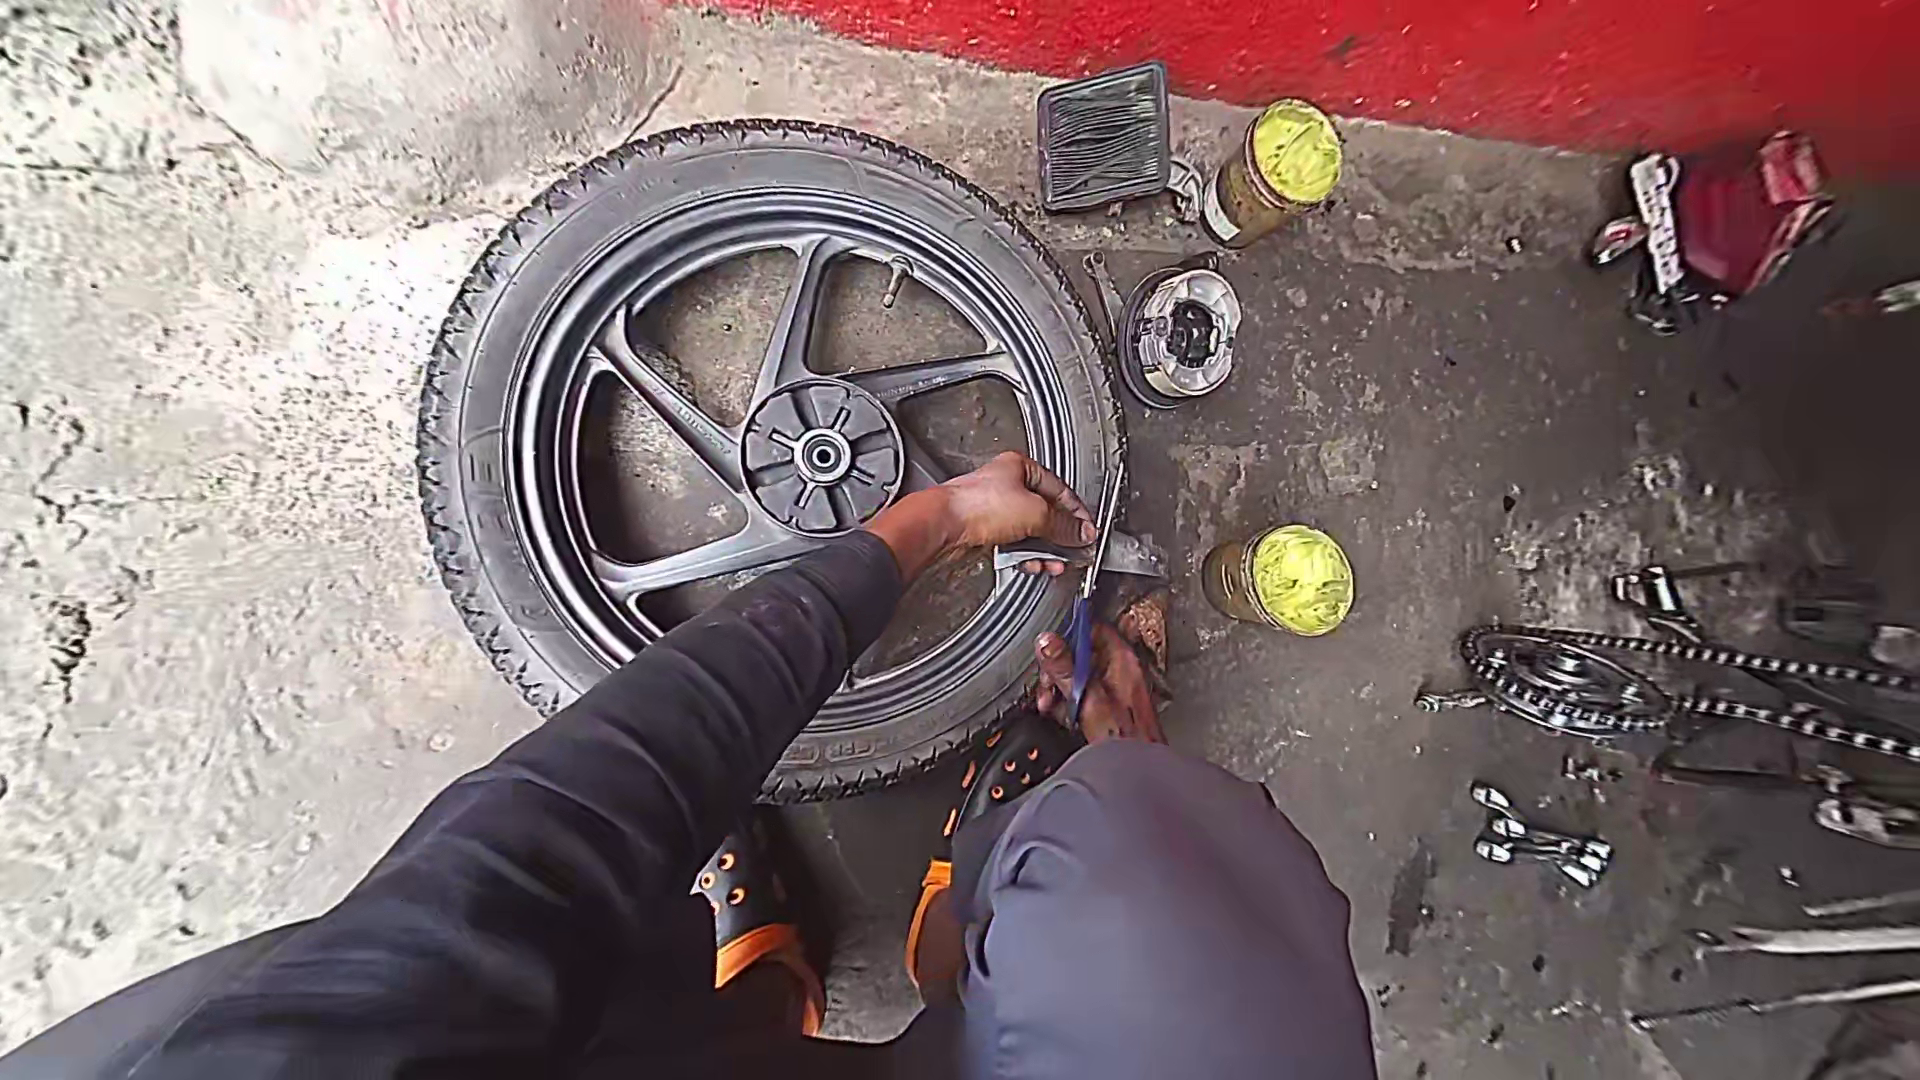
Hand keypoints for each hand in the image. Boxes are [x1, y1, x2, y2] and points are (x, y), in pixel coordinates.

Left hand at [939, 452, 1096, 574]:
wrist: (942, 525)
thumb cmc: (976, 506)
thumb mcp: (1034, 512)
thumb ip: (1063, 524)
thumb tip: (1082, 532)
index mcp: (1021, 468)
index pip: (1061, 490)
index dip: (1077, 513)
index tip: (1088, 532)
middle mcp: (1008, 486)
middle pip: (1046, 513)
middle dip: (1061, 537)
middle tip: (1073, 553)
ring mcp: (996, 509)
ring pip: (1031, 532)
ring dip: (1045, 550)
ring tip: (1053, 563)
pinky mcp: (987, 531)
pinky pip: (1015, 544)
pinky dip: (1026, 555)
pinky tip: (1033, 564)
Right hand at [1033, 625, 1164, 743]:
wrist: (1137, 772)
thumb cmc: (1123, 738)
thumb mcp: (1086, 698)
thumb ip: (1065, 668)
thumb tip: (1046, 641)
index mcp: (1122, 661)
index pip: (1094, 629)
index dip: (1070, 637)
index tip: (1051, 650)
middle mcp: (1122, 670)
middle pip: (1083, 653)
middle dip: (1059, 668)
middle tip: (1047, 685)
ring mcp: (1117, 688)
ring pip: (1081, 674)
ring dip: (1060, 687)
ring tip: (1050, 703)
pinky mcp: (1111, 706)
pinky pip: (1085, 692)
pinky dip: (1070, 700)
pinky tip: (1062, 714)